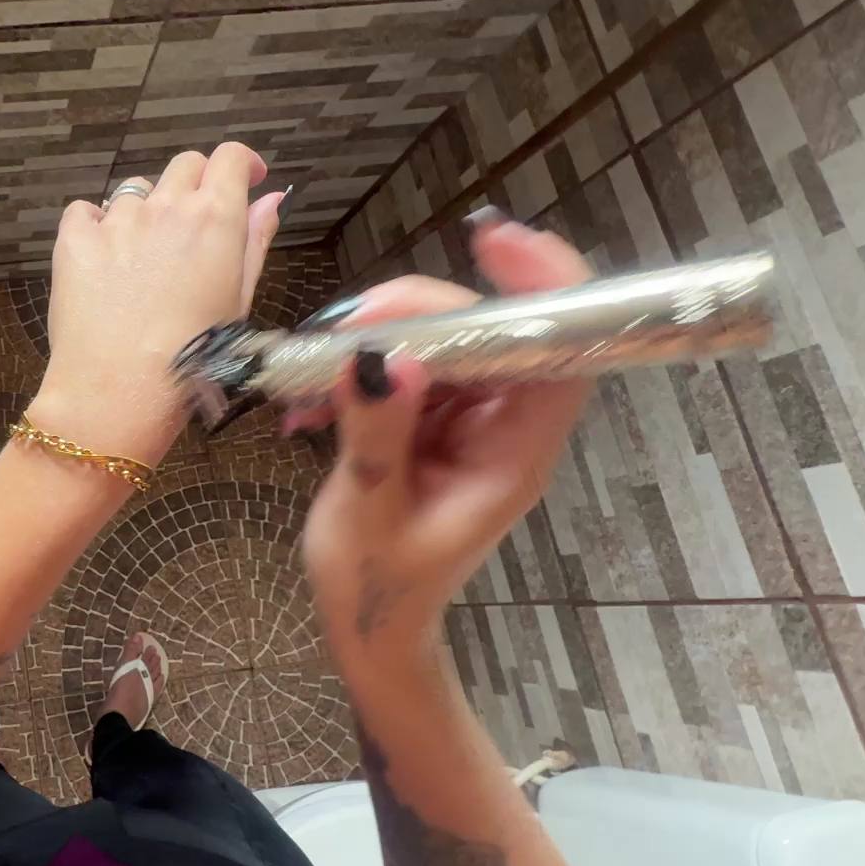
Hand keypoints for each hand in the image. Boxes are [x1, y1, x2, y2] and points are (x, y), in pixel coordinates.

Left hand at [29, 144, 284, 467]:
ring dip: (143, 213)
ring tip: (140, 264)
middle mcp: (165, 208)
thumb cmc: (190, 359)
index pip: (229, 158)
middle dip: (193, 187)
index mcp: (214, 219)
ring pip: (133, 193)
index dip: (239, 164)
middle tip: (190, 230)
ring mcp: (115, 221)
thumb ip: (254, 242)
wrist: (119, 391)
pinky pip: (84, 212)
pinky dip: (93, 226)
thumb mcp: (237, 303)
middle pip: (183, 167)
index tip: (242, 179)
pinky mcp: (73, 240)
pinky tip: (101, 261)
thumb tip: (270, 199)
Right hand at [301, 215, 593, 665]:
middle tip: (340, 330)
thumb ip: (378, 435)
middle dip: (412, 316)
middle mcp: (498, 428)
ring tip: (306, 379)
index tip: (491, 240)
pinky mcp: (424, 424)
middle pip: (484, 334)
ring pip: (435, 347)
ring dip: (368, 345)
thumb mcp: (368, 513)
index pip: (558, 354)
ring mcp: (460, 424)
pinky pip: (399, 372)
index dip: (541, 287)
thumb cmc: (374, 586)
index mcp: (511, 456)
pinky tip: (306, 404)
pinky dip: (351, 374)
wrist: (366, 626)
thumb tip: (386, 356)